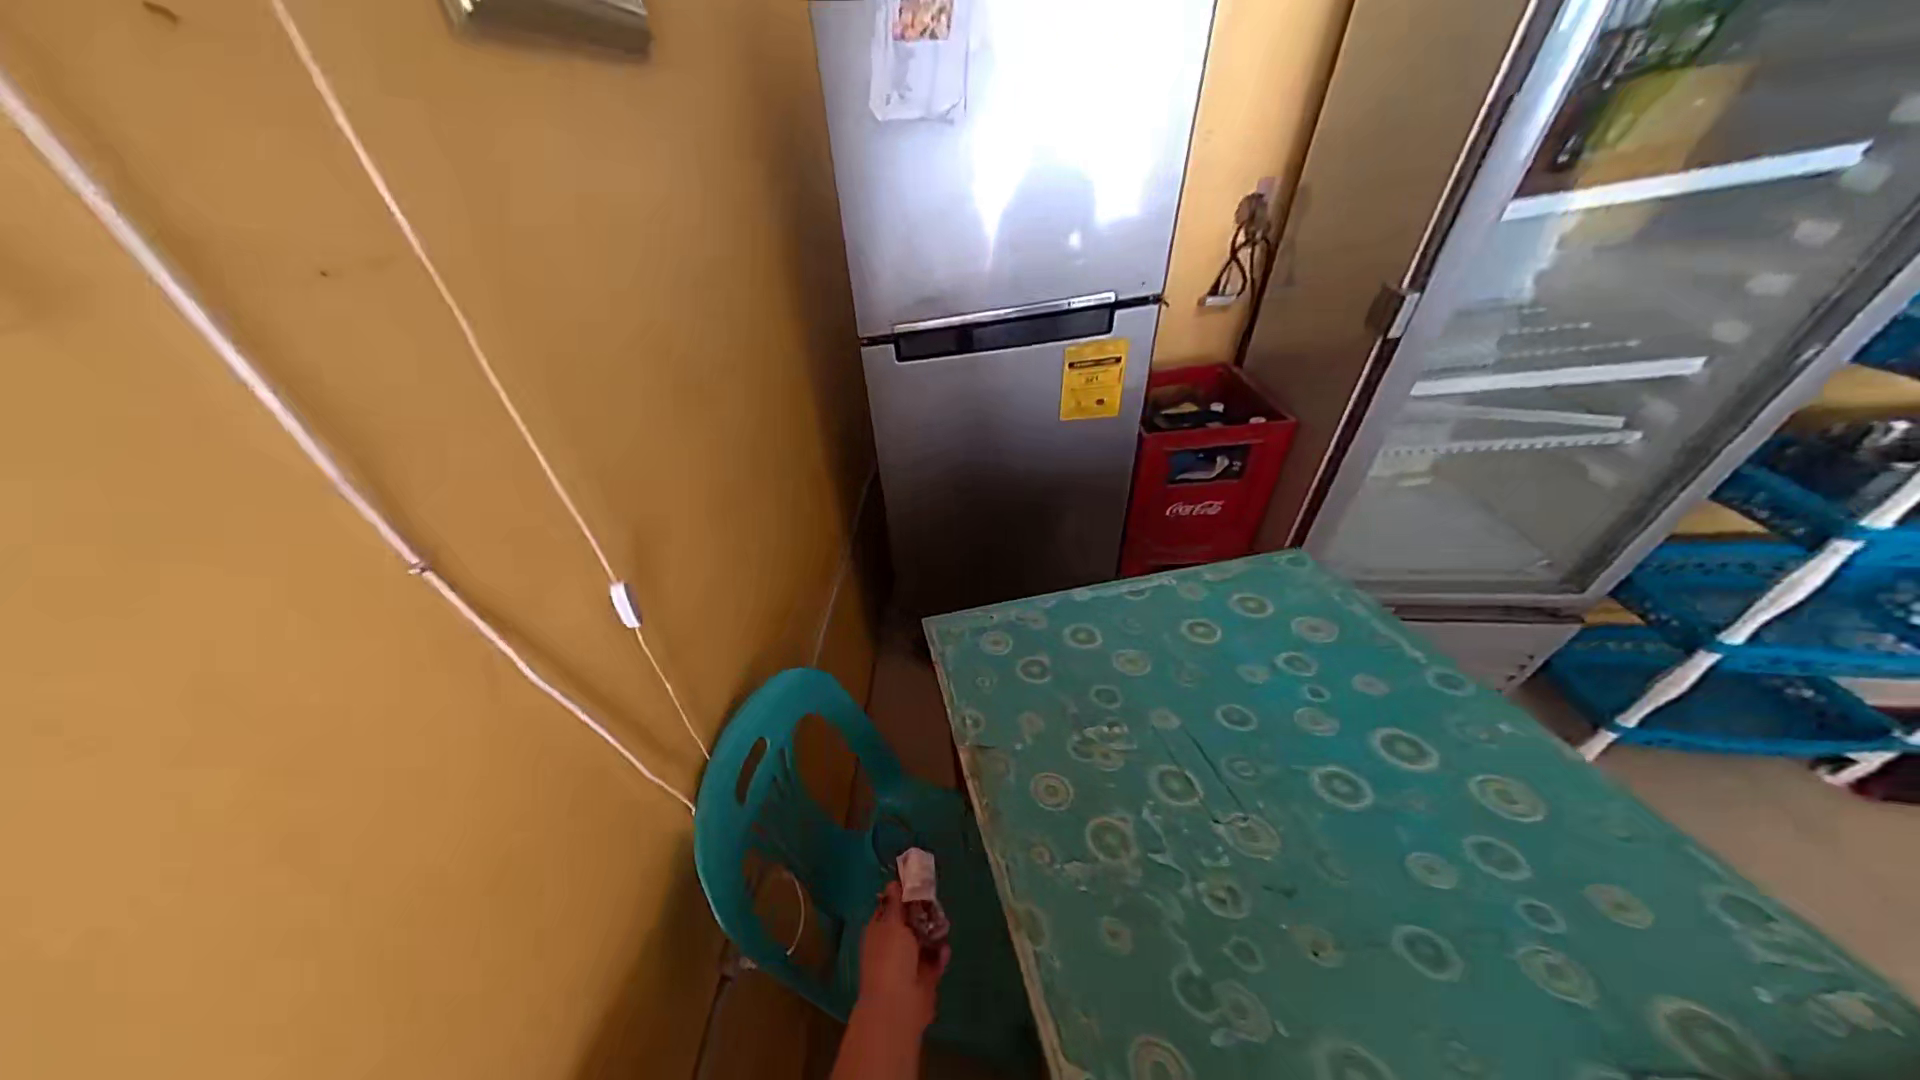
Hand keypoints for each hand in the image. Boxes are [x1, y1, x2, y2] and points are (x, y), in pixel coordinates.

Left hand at [854, 880, 950, 1033]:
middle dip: (923, 914)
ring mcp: (907, 964)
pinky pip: (934, 961)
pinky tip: (944, 949)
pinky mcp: (923, 979)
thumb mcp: (891, 923)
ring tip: (944, 925)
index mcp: (878, 931)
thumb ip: (895, 902)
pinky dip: (940, 954)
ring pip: (924, 941)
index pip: (889, 907)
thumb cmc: (890, 958)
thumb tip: (893, 882)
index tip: (918, 882)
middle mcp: (891, 946)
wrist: (898, 1005)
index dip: (902, 895)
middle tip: (936, 903)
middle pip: (909, 923)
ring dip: (935, 933)